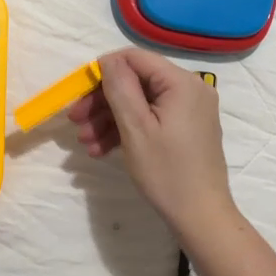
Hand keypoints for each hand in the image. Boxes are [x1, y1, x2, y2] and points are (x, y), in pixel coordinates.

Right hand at [67, 48, 235, 230]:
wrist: (200, 216)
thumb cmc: (166, 171)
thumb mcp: (135, 128)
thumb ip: (119, 88)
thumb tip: (107, 60)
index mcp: (182, 82)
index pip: (134, 58)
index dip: (103, 71)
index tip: (78, 94)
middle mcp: (190, 89)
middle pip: (136, 81)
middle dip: (102, 101)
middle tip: (75, 122)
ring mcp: (190, 110)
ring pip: (140, 103)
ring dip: (109, 119)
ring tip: (85, 143)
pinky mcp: (186, 129)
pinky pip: (151, 119)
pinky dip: (127, 130)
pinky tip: (101, 149)